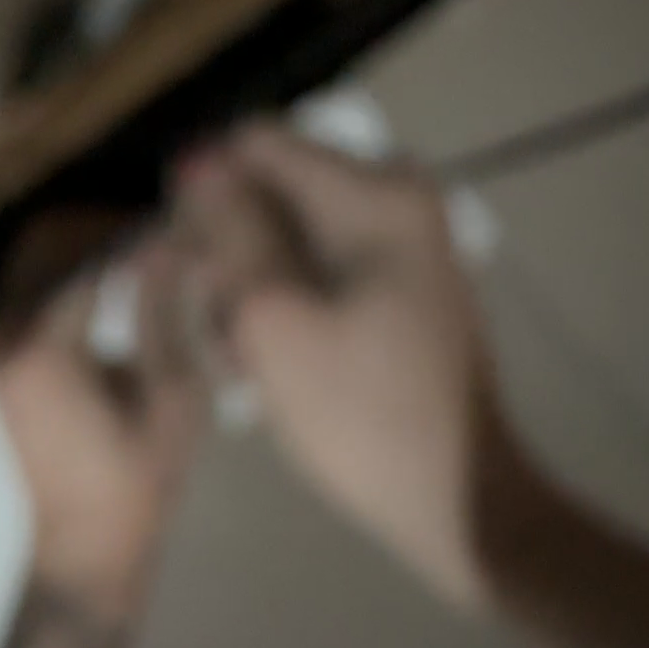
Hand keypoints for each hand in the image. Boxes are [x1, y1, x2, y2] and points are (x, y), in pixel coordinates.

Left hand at [0, 237, 204, 620]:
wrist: (82, 548)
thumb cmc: (138, 483)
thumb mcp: (171, 398)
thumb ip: (162, 311)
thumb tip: (165, 240)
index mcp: (43, 348)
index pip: (85, 253)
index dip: (129, 229)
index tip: (167, 224)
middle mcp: (3, 335)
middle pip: (44, 241)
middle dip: (99, 225)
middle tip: (150, 233)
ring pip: (28, 257)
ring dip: (80, 243)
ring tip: (135, 252)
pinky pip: (23, 284)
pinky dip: (63, 267)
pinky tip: (108, 278)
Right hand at [171, 121, 498, 607]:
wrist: (462, 503)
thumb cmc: (360, 414)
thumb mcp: (270, 318)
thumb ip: (230, 231)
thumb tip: (197, 162)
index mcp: (374, 193)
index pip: (255, 144)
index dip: (205, 186)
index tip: (186, 253)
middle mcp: (395, 191)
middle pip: (270, 183)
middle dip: (229, 240)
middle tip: (217, 315)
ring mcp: (402, 229)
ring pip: (285, 222)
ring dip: (249, 274)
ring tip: (239, 349)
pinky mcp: (398, 266)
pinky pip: (315, 252)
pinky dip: (281, 289)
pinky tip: (265, 347)